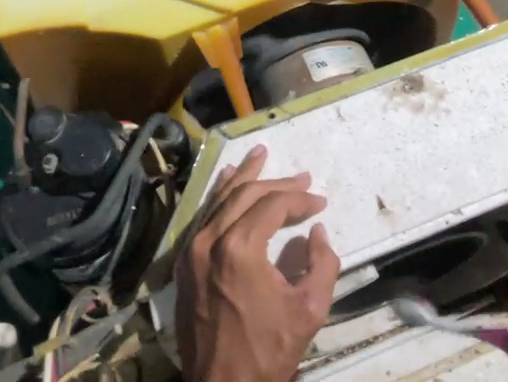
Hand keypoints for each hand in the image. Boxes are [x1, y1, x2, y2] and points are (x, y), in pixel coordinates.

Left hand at [175, 145, 340, 381]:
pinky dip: (219, 195)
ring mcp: (192, 250)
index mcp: (239, 249)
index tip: (320, 203)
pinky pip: (203, 216)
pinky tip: (228, 179)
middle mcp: (210, 240)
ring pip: (220, 199)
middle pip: (246, 194)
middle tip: (302, 178)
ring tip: (260, 155)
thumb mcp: (309, 310)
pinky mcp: (184, 262)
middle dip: (277, 183)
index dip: (299, 199)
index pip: (273, 205)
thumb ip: (323, 264)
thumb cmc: (268, 351)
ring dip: (244, 177)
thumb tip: (317, 232)